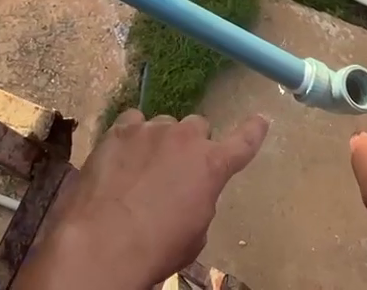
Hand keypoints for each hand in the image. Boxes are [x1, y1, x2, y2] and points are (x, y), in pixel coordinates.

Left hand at [16, 109, 268, 289]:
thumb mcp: (194, 234)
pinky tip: (123, 157)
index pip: (242, 142)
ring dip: (160, 142)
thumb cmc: (157, 248)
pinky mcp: (120, 129)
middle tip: (177, 170)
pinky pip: (133, 122)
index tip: (262, 119)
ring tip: (143, 170)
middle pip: (196, 127)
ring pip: (164, 125)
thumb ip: (201, 200)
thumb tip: (190, 189)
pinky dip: (132, 135)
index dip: (253, 130)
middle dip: (191, 145)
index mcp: (211, 166)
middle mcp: (184, 138)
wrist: (105, 241)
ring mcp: (151, 129)